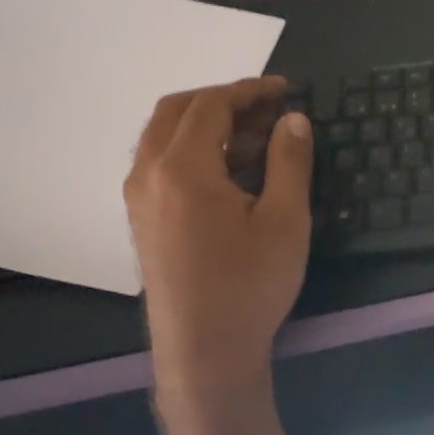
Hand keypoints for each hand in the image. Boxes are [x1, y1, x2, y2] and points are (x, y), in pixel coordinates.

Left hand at [124, 77, 312, 393]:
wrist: (206, 345)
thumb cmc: (251, 283)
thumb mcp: (285, 220)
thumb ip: (289, 163)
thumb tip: (292, 119)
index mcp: (182, 167)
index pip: (211, 105)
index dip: (249, 90)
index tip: (286, 89)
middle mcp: (149, 172)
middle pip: (178, 111)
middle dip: (224, 99)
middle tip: (270, 107)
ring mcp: (140, 197)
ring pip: (164, 136)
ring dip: (207, 123)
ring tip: (257, 137)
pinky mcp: (144, 218)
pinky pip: (162, 162)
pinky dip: (194, 148)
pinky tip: (231, 170)